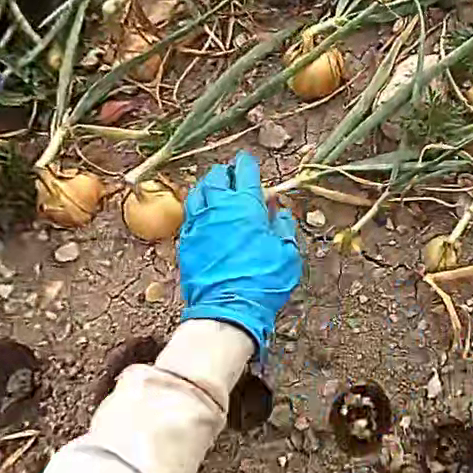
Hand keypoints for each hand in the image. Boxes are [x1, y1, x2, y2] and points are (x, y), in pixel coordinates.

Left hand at [177, 151, 300, 351]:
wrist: (227, 308)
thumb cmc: (263, 280)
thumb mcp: (287, 252)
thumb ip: (283, 225)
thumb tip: (279, 209)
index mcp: (246, 205)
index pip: (245, 172)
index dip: (248, 165)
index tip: (250, 164)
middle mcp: (218, 207)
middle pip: (216, 177)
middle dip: (227, 173)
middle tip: (236, 178)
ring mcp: (198, 223)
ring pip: (198, 192)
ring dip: (209, 188)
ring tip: (218, 192)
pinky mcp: (185, 240)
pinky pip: (190, 214)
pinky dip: (199, 208)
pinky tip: (208, 216)